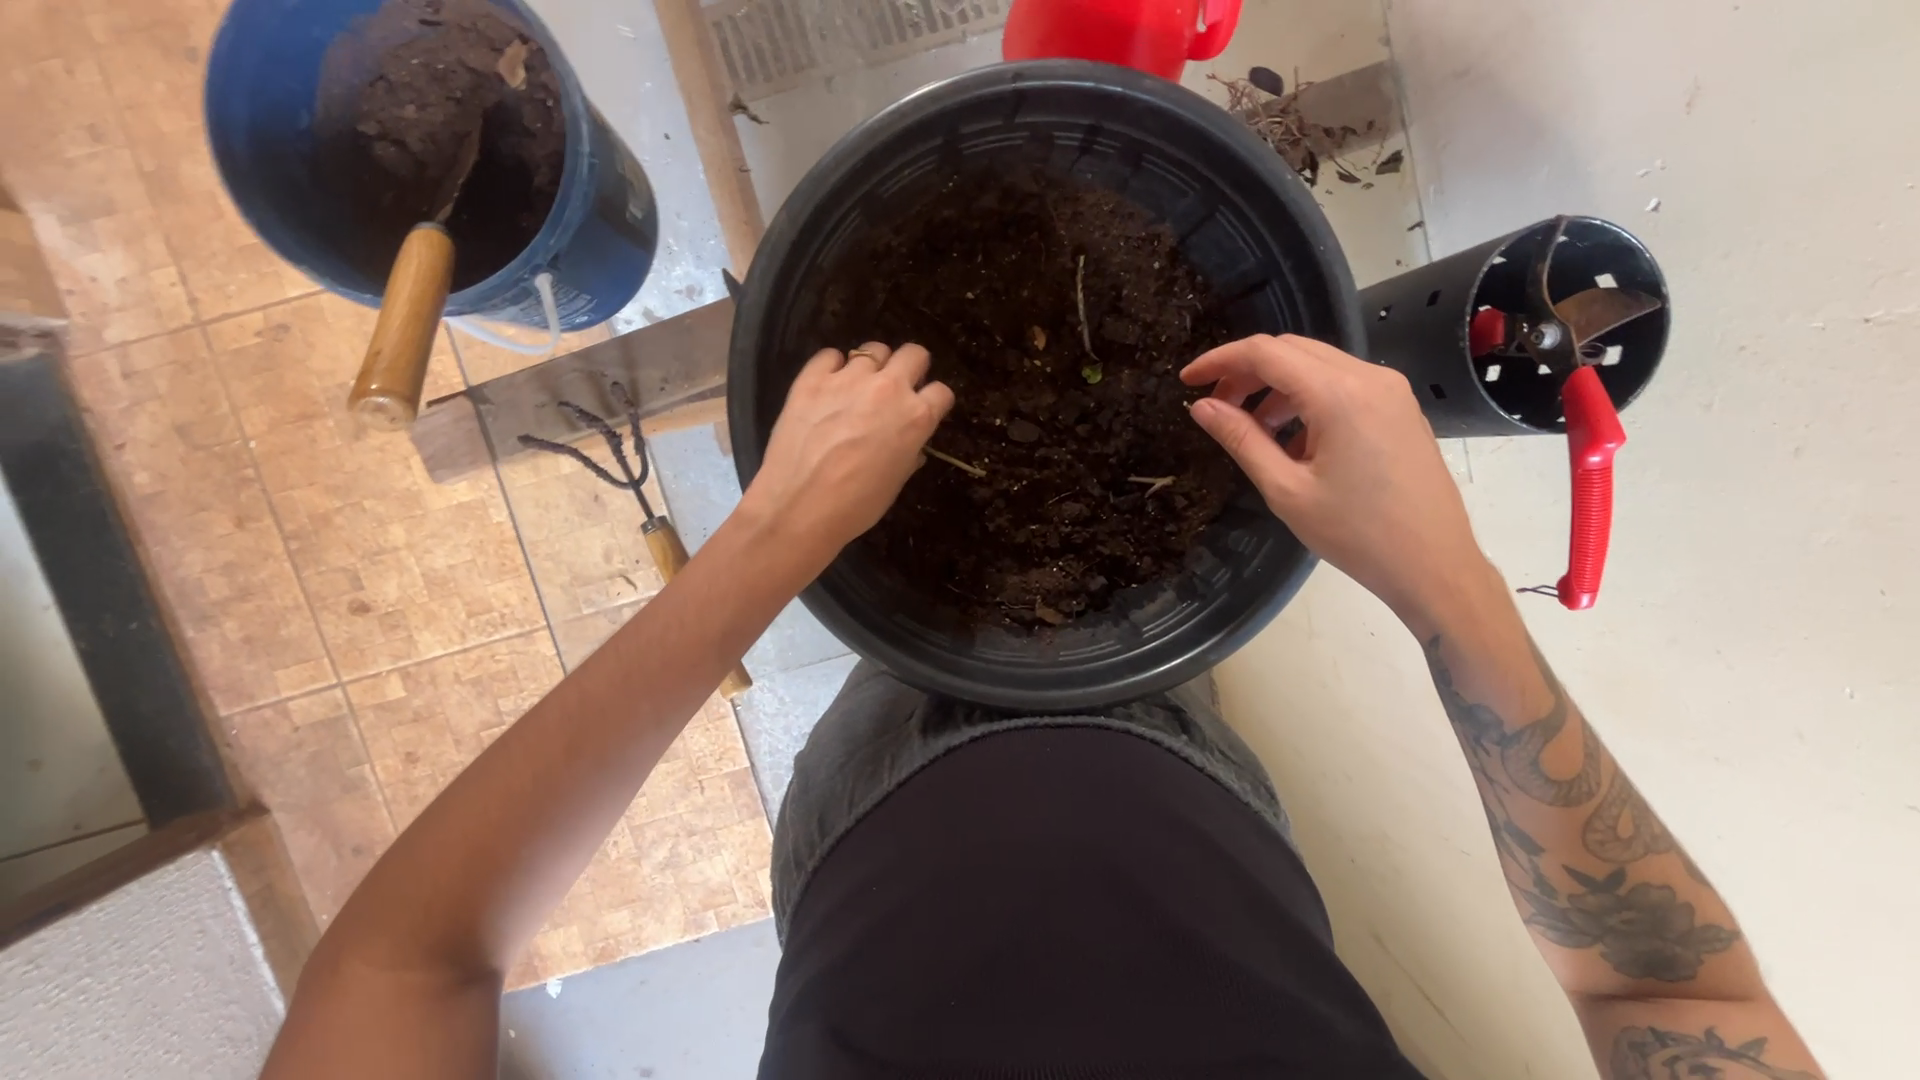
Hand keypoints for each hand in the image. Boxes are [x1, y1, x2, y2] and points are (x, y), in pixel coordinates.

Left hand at [740, 341, 954, 567]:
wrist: (799, 508)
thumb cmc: (856, 505)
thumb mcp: (895, 483)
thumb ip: (908, 454)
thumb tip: (910, 447)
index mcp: (916, 417)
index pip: (941, 392)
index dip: (935, 401)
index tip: (926, 409)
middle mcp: (888, 388)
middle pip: (913, 354)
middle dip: (911, 368)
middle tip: (898, 387)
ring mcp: (848, 378)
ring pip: (872, 350)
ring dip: (872, 366)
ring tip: (859, 387)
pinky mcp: (812, 378)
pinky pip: (829, 355)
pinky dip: (832, 367)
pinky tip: (827, 386)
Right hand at [1182, 334, 1491, 629]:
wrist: (1434, 565)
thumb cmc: (1356, 534)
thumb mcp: (1285, 490)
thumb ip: (1241, 440)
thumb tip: (1201, 408)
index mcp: (1339, 394)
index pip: (1266, 353)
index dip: (1220, 360)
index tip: (1187, 380)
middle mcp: (1369, 377)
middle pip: (1292, 350)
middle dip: (1245, 371)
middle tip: (1213, 406)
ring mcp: (1390, 390)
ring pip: (1316, 365)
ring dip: (1274, 386)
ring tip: (1250, 429)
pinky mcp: (1398, 408)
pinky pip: (1341, 384)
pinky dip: (1305, 398)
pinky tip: (1290, 439)